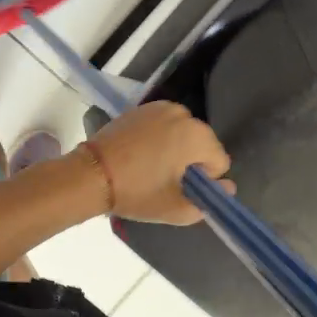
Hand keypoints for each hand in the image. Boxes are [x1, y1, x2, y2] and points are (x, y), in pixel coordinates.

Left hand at [80, 101, 233, 224]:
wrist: (91, 173)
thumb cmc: (136, 191)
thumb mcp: (176, 208)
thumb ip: (208, 202)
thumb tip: (225, 188)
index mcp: (196, 135)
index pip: (219, 161)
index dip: (204, 180)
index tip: (180, 188)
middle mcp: (181, 114)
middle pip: (201, 143)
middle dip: (191, 161)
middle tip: (166, 180)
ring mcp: (158, 107)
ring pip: (182, 133)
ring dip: (175, 148)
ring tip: (152, 167)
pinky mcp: (139, 108)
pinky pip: (162, 125)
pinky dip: (159, 138)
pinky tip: (141, 154)